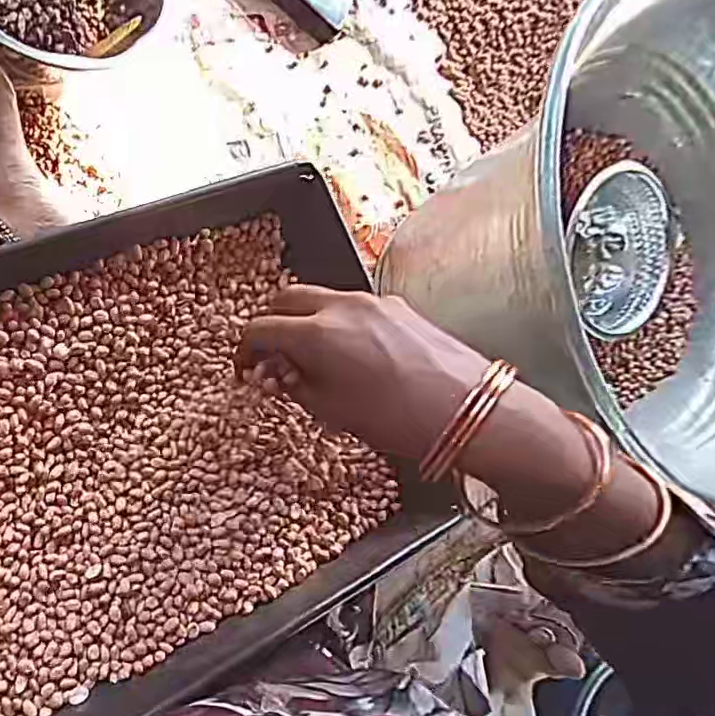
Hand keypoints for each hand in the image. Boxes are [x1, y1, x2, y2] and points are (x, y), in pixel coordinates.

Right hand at [235, 287, 579, 498]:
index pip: (260, 328)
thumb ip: (293, 384)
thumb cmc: (397, 417)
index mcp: (316, 333)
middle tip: (270, 356)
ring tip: (308, 358)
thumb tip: (276, 373)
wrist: (470, 411)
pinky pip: (349, 305)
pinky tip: (344, 353)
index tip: (245, 367)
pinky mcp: (395, 306)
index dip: (244, 349)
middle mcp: (340, 305)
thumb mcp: (330, 409)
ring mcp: (371, 301)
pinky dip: (332, 321)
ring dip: (301, 320)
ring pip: (318, 298)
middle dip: (270, 324)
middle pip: (284, 298)